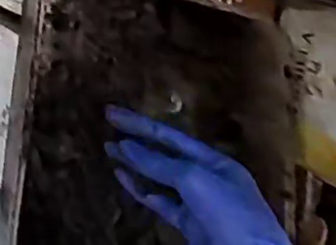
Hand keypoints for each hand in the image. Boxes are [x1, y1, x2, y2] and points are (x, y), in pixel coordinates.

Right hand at [106, 107, 290, 244]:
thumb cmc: (229, 213)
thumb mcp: (193, 179)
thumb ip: (157, 161)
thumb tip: (122, 144)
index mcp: (216, 163)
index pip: (170, 135)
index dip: (139, 122)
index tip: (110, 111)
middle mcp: (208, 180)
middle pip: (164, 154)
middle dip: (135, 140)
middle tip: (106, 126)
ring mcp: (200, 204)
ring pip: (159, 177)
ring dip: (134, 164)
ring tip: (108, 150)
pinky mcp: (191, 225)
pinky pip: (160, 201)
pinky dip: (140, 189)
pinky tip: (121, 177)